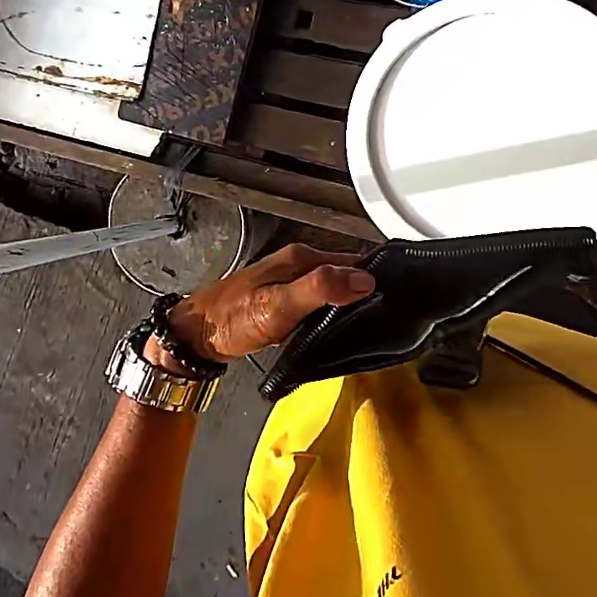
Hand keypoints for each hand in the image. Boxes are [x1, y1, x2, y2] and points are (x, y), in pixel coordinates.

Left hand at [152, 244, 374, 363]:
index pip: (354, 261)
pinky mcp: (284, 302)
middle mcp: (297, 266)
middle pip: (346, 274)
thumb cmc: (231, 319)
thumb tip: (362, 280)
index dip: (377, 277)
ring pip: (333, 289)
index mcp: (300, 259)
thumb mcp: (278, 305)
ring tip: (371, 325)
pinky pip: (319, 304)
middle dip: (367, 291)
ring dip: (350, 304)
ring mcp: (290, 284)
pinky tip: (337, 330)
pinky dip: (332, 314)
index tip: (400, 296)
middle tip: (391, 316)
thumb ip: (320, 290)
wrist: (197, 336)